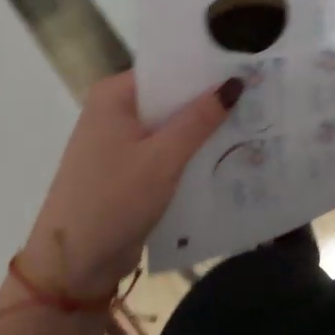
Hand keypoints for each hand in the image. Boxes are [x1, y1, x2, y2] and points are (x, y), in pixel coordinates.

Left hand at [21, 71, 238, 295]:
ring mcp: (120, 144)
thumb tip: (235, 82)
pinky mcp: (128, 173)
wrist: (74, 266)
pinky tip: (227, 157)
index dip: (206, 69)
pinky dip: (190, 156)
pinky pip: (166, 154)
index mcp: (114, 96)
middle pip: (171, 98)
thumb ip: (200, 118)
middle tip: (261, 96)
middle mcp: (114, 113)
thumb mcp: (163, 157)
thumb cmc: (113, 200)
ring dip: (204, 132)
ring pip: (171, 128)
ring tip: (255, 123)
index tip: (248, 68)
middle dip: (210, 101)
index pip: (168, 69)